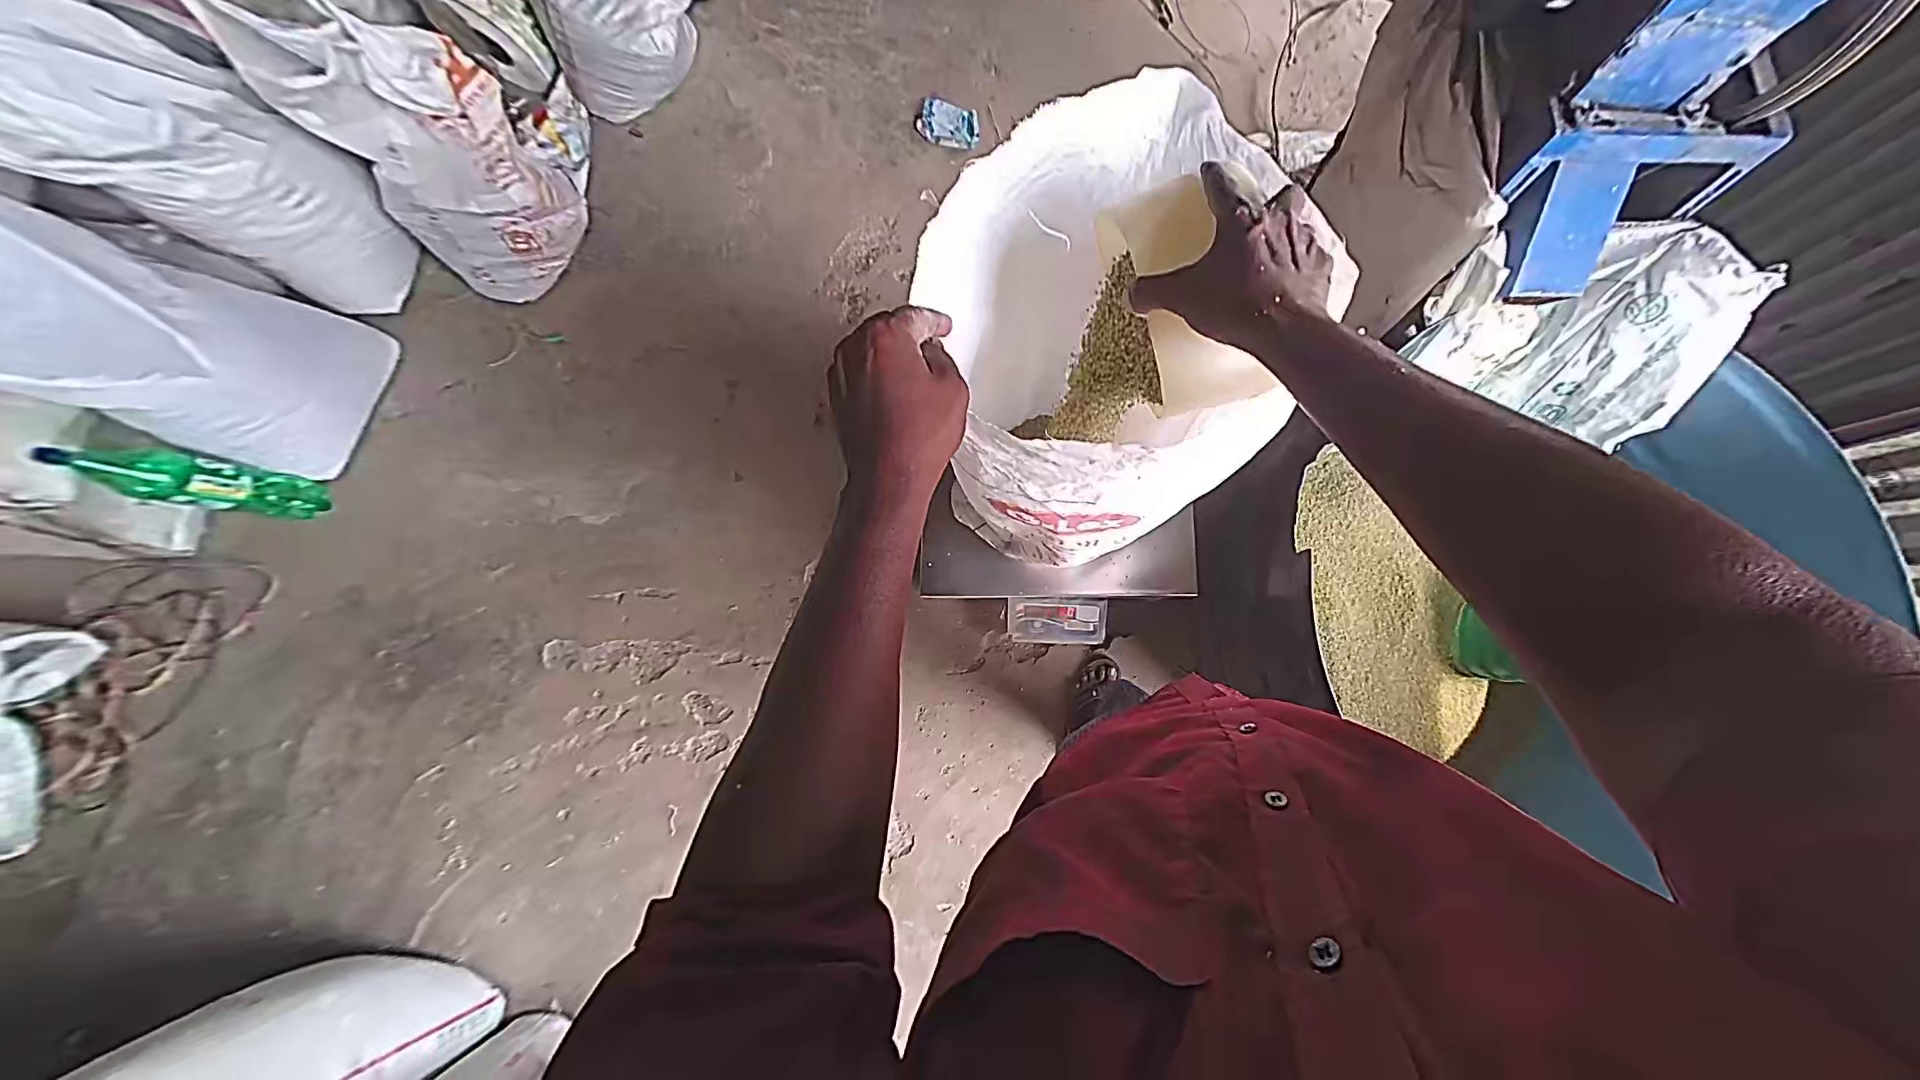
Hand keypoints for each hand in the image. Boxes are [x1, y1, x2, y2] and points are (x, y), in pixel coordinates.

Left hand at [829, 306, 968, 508]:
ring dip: (889, 356)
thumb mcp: (953, 388)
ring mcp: (841, 373)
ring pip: (869, 350)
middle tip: (928, 346)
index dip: (934, 321)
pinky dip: (875, 376)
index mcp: (886, 337)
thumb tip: (932, 357)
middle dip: (908, 336)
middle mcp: (856, 349)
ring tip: (912, 375)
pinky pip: (859, 373)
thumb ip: (942, 358)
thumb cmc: (916, 440)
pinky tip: (894, 394)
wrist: (889, 477)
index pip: (914, 316)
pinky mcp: (837, 397)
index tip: (941, 326)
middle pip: (885, 328)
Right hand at [1130, 161, 1335, 350]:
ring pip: (1299, 221)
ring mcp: (1303, 243)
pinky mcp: (1320, 268)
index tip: (1208, 172)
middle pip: (1277, 194)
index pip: (1222, 185)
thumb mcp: (1183, 297)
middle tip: (1254, 215)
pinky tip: (1291, 278)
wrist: (1285, 330)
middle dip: (1267, 200)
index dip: (1212, 177)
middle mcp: (1276, 221)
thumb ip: (1154, 291)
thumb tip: (1133, 294)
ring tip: (1273, 248)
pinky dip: (1303, 264)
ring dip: (1287, 230)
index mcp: (1240, 220)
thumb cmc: (1237, 304)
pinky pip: (1313, 257)